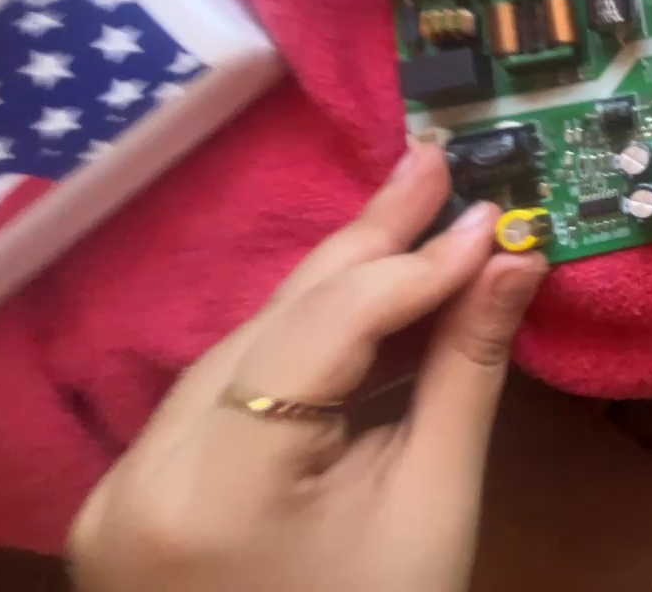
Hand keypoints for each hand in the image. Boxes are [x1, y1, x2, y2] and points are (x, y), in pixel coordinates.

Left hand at [69, 142, 547, 591]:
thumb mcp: (438, 489)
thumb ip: (470, 362)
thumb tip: (518, 259)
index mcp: (212, 486)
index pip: (325, 329)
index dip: (420, 265)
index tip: (493, 218)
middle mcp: (142, 467)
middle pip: (279, 315)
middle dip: (374, 235)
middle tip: (435, 162)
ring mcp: (134, 472)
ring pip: (262, 331)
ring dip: (354, 272)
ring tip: (419, 206)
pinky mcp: (155, 473)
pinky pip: (252, 369)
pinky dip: (327, 321)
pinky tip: (378, 284)